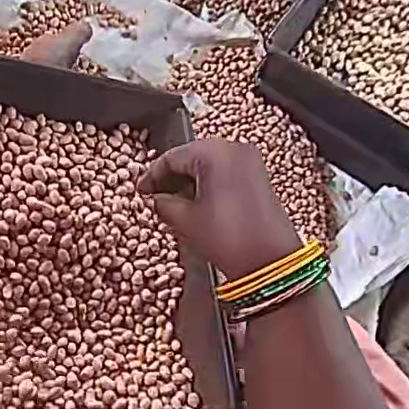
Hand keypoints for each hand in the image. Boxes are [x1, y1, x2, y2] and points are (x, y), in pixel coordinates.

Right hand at [139, 138, 303, 279]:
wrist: (269, 259)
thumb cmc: (226, 236)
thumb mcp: (186, 220)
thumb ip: (163, 204)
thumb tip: (154, 199)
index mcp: (214, 153)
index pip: (172, 156)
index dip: (151, 174)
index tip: (139, 191)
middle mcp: (234, 149)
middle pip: (191, 156)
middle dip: (169, 176)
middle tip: (152, 196)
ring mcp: (249, 162)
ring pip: (207, 164)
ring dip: (187, 181)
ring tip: (170, 203)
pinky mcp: (257, 178)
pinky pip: (223, 173)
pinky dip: (205, 185)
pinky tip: (192, 204)